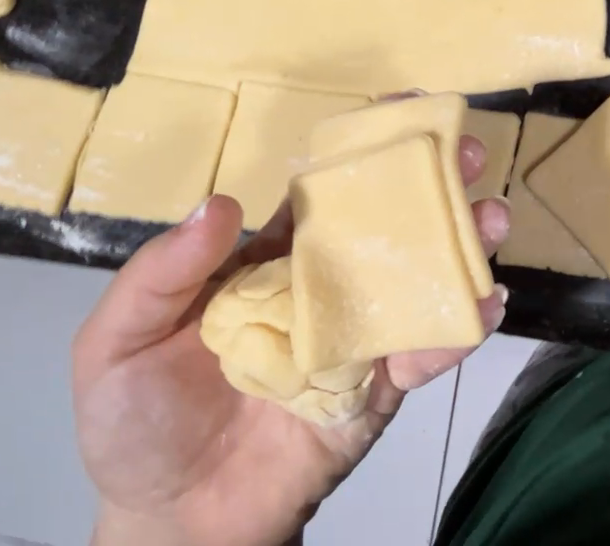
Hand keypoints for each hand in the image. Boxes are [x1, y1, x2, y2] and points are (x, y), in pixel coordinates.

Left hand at [73, 138, 510, 545]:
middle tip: (467, 156)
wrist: (178, 521)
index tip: (407, 106)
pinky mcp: (383, 385)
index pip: (328, 189)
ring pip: (424, 277)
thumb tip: (222, 202)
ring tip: (491, 221)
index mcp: (278, 258)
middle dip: (436, 184)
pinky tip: (483, 305)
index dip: (367, 147)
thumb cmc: (140, 421)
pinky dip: (460, 328)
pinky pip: (428, 351)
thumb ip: (161, 275)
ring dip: (465, 244)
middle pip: (392, 223)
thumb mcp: (118, 344)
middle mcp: (333, 282)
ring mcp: (364, 331)